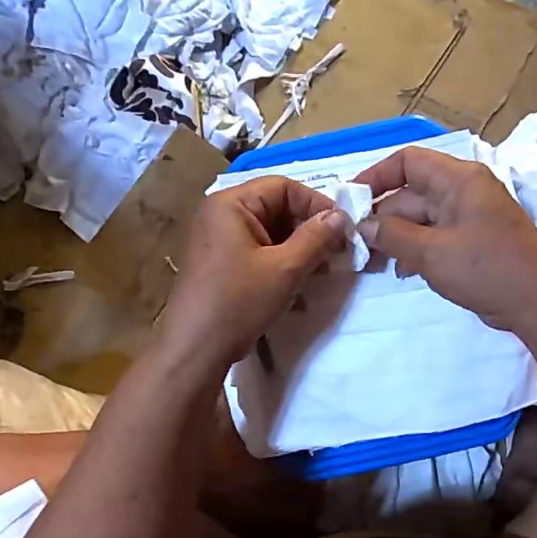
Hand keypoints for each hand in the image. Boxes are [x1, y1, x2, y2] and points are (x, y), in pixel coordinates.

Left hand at [158, 176, 349, 370]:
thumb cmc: (237, 303)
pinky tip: (298, 290)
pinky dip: (280, 265)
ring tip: (320, 273)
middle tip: (336, 254)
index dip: (317, 204)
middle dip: (308, 230)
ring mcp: (218, 240)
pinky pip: (257, 253)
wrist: (193, 351)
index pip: (283, 187)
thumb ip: (316, 238)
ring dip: (298, 251)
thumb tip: (340, 216)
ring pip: (270, 233)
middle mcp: (220, 215)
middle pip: (276, 208)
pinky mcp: (220, 264)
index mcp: (230, 204)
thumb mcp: (284, 269)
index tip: (343, 230)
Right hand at [355, 146, 536, 330]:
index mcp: (459, 180)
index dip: (375, 176)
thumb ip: (391, 235)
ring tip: (372, 261)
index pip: (407, 161)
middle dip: (381, 216)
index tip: (350, 201)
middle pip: (410, 193)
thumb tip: (361, 225)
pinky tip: (401, 270)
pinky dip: (414, 248)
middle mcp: (464, 191)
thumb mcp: (430, 252)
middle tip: (354, 243)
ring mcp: (470, 216)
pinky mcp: (473, 241)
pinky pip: (434, 235)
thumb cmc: (486, 269)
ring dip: (395, 236)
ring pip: (420, 217)